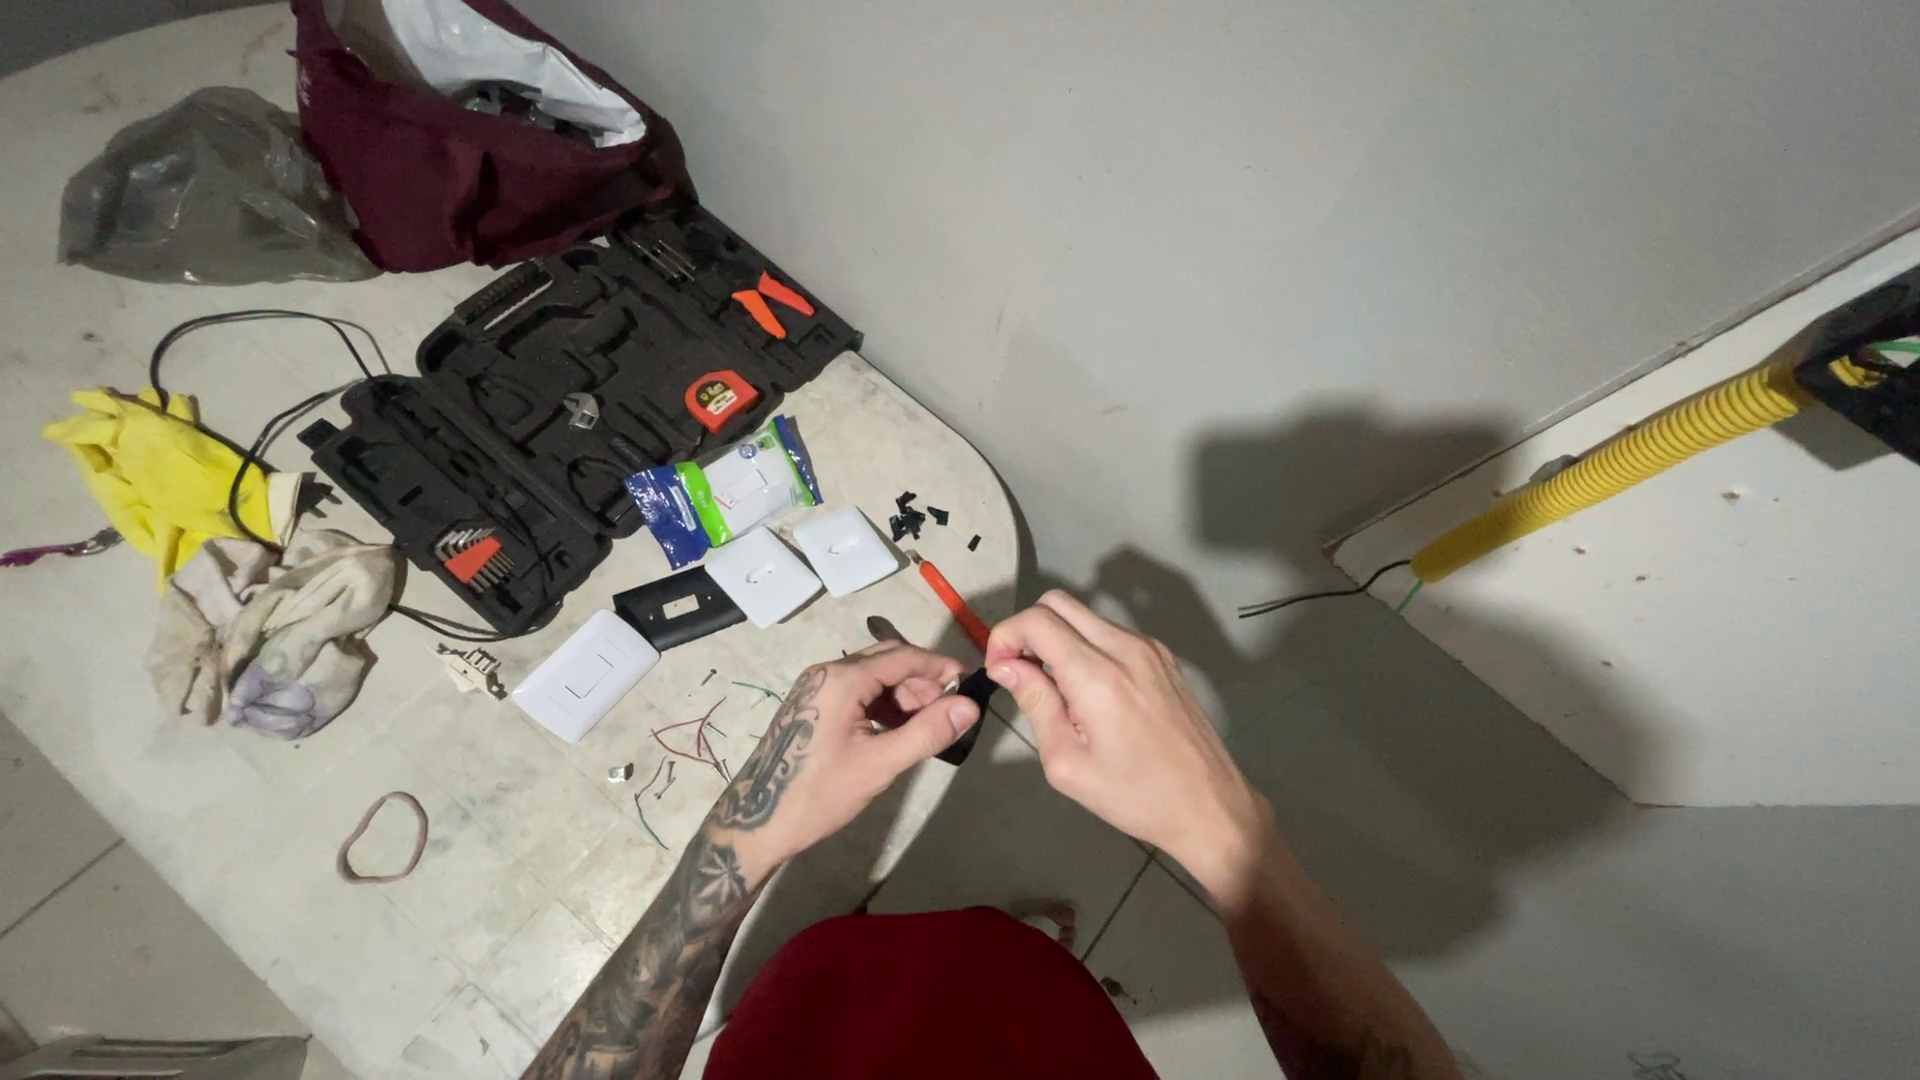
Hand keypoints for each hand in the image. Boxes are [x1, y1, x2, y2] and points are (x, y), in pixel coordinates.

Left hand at [709, 643, 981, 882]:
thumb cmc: (817, 795)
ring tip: (923, 729)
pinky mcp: (812, 704)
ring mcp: (816, 687)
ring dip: (903, 694)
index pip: (903, 656)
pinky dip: (882, 704)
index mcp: (841, 679)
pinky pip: (857, 691)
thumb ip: (926, 733)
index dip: (939, 668)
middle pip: (888, 660)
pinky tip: (895, 732)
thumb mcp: (878, 766)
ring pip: (873, 676)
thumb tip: (970, 707)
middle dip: (922, 681)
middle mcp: (827, 672)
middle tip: (946, 713)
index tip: (969, 685)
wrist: (755, 824)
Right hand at [985, 591, 1273, 906]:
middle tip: (1019, 672)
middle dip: (1027, 629)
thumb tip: (1006, 666)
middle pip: (1058, 603)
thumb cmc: (1133, 795)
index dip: (1005, 636)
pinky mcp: (1162, 656)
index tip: (999, 670)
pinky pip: (1110, 632)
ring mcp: (1148, 647)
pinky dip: (1085, 646)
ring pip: (1084, 615)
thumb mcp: (1067, 762)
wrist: (1209, 806)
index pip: (1036, 620)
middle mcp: (1124, 646)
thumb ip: (1035, 703)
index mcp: (1097, 674)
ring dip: (1057, 638)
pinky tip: (1089, 691)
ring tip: (1056, 689)